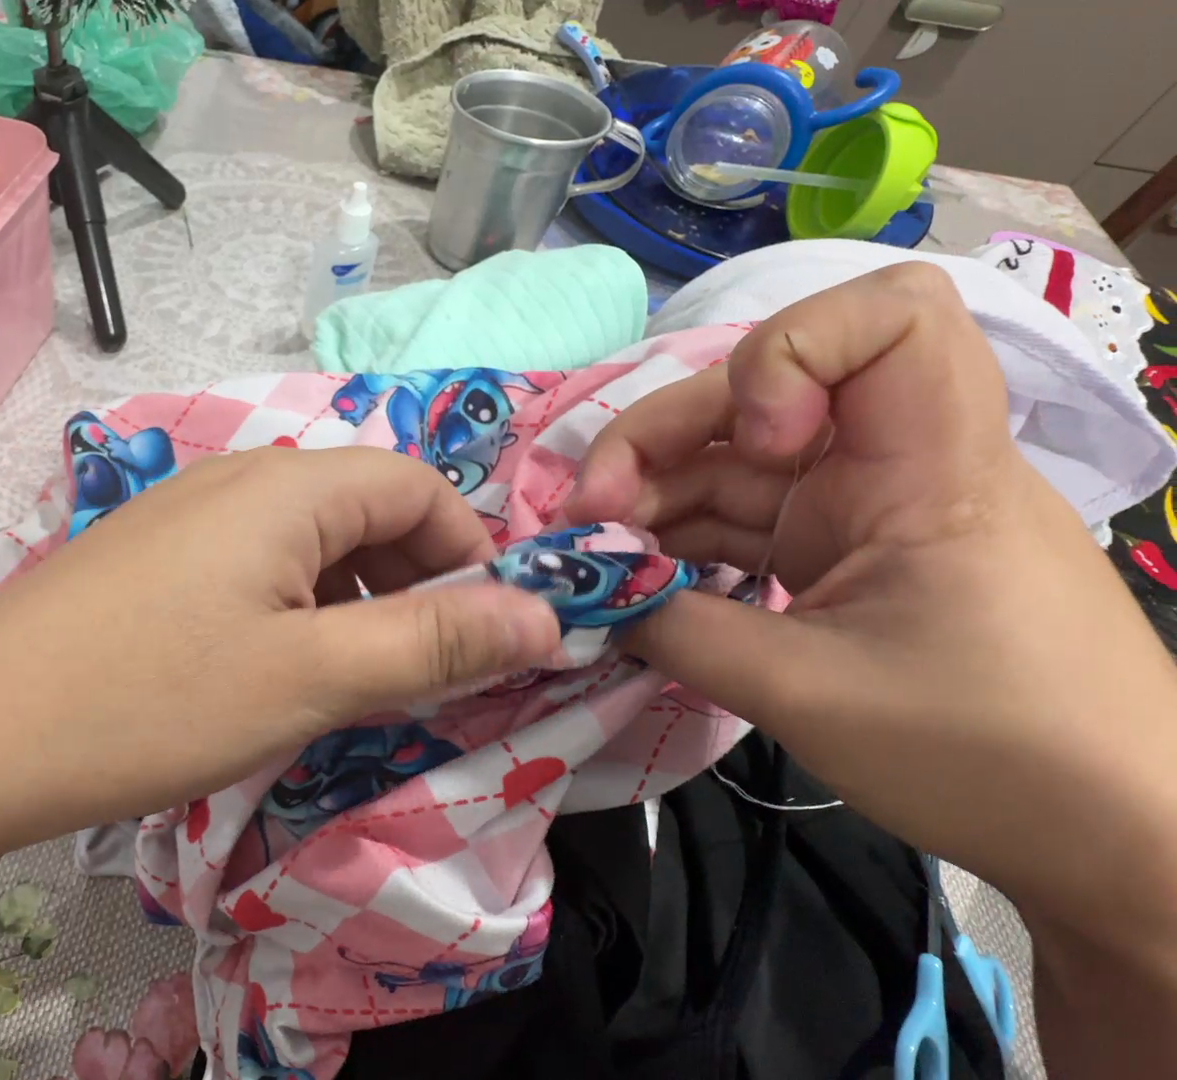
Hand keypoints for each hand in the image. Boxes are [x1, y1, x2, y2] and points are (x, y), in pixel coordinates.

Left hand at [0, 446, 561, 855]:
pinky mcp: (142, 557)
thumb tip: (546, 615)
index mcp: (284, 486)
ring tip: (340, 683)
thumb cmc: (151, 703)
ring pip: (302, 542)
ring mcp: (177, 514)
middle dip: (408, 583)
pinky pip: (246, 565)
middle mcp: (232, 477)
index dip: (468, 553)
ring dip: (347, 602)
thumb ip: (432, 642)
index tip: (484, 637)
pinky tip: (262, 672)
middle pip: (360, 509)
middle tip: (413, 674)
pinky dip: (286, 609)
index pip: (416, 486)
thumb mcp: (309, 678)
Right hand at [564, 264, 1176, 933]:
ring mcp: (851, 513)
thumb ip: (673, 631)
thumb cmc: (991, 754)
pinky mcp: (829, 558)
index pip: (888, 320)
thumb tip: (582, 595)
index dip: (794, 350)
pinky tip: (627, 581)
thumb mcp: (805, 692)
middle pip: (752, 396)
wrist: (1105, 843)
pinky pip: (732, 526)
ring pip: (726, 466)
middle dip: (654, 439)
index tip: (750, 441)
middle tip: (586, 514)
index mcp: (927, 469)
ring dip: (646, 503)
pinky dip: (671, 547)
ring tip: (589, 560)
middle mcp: (885, 468)